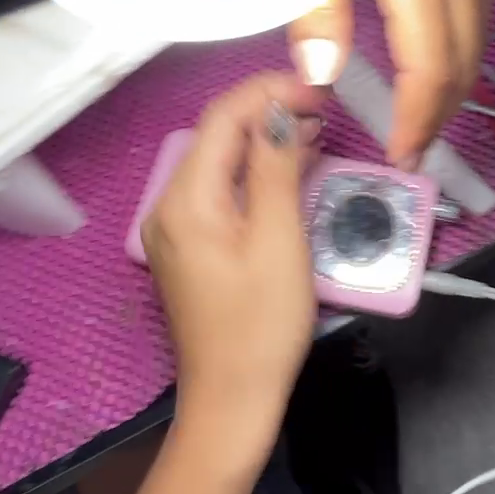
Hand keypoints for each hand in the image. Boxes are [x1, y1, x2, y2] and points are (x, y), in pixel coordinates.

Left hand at [144, 73, 320, 454]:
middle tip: (324, 110)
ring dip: (267, 138)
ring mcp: (178, 225)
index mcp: (186, 198)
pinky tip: (292, 167)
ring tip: (317, 130)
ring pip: (223, 158)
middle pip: (219, 134)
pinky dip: (258, 169)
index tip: (319, 91)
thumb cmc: (261, 323)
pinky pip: (224, 187)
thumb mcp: (278, 239)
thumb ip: (275, 168)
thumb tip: (280, 112)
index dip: (270, 92)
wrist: (232, 402)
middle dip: (270, 111)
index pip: (223, 116)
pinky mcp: (193, 243)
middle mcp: (170, 203)